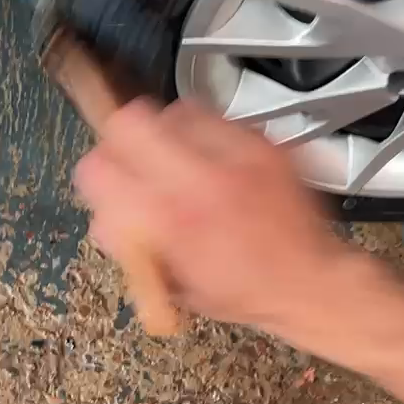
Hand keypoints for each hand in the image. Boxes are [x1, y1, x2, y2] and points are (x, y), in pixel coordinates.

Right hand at [73, 99, 370, 333]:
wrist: (308, 283)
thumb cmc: (245, 291)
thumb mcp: (173, 283)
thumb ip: (134, 247)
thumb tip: (107, 219)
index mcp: (169, 221)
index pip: (100, 169)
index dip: (95, 174)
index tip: (104, 180)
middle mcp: (199, 180)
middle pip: (130, 122)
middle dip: (123, 139)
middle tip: (133, 159)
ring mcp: (235, 157)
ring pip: (173, 111)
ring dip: (165, 132)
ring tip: (176, 159)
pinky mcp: (263, 145)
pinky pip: (216, 117)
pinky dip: (204, 133)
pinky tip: (212, 160)